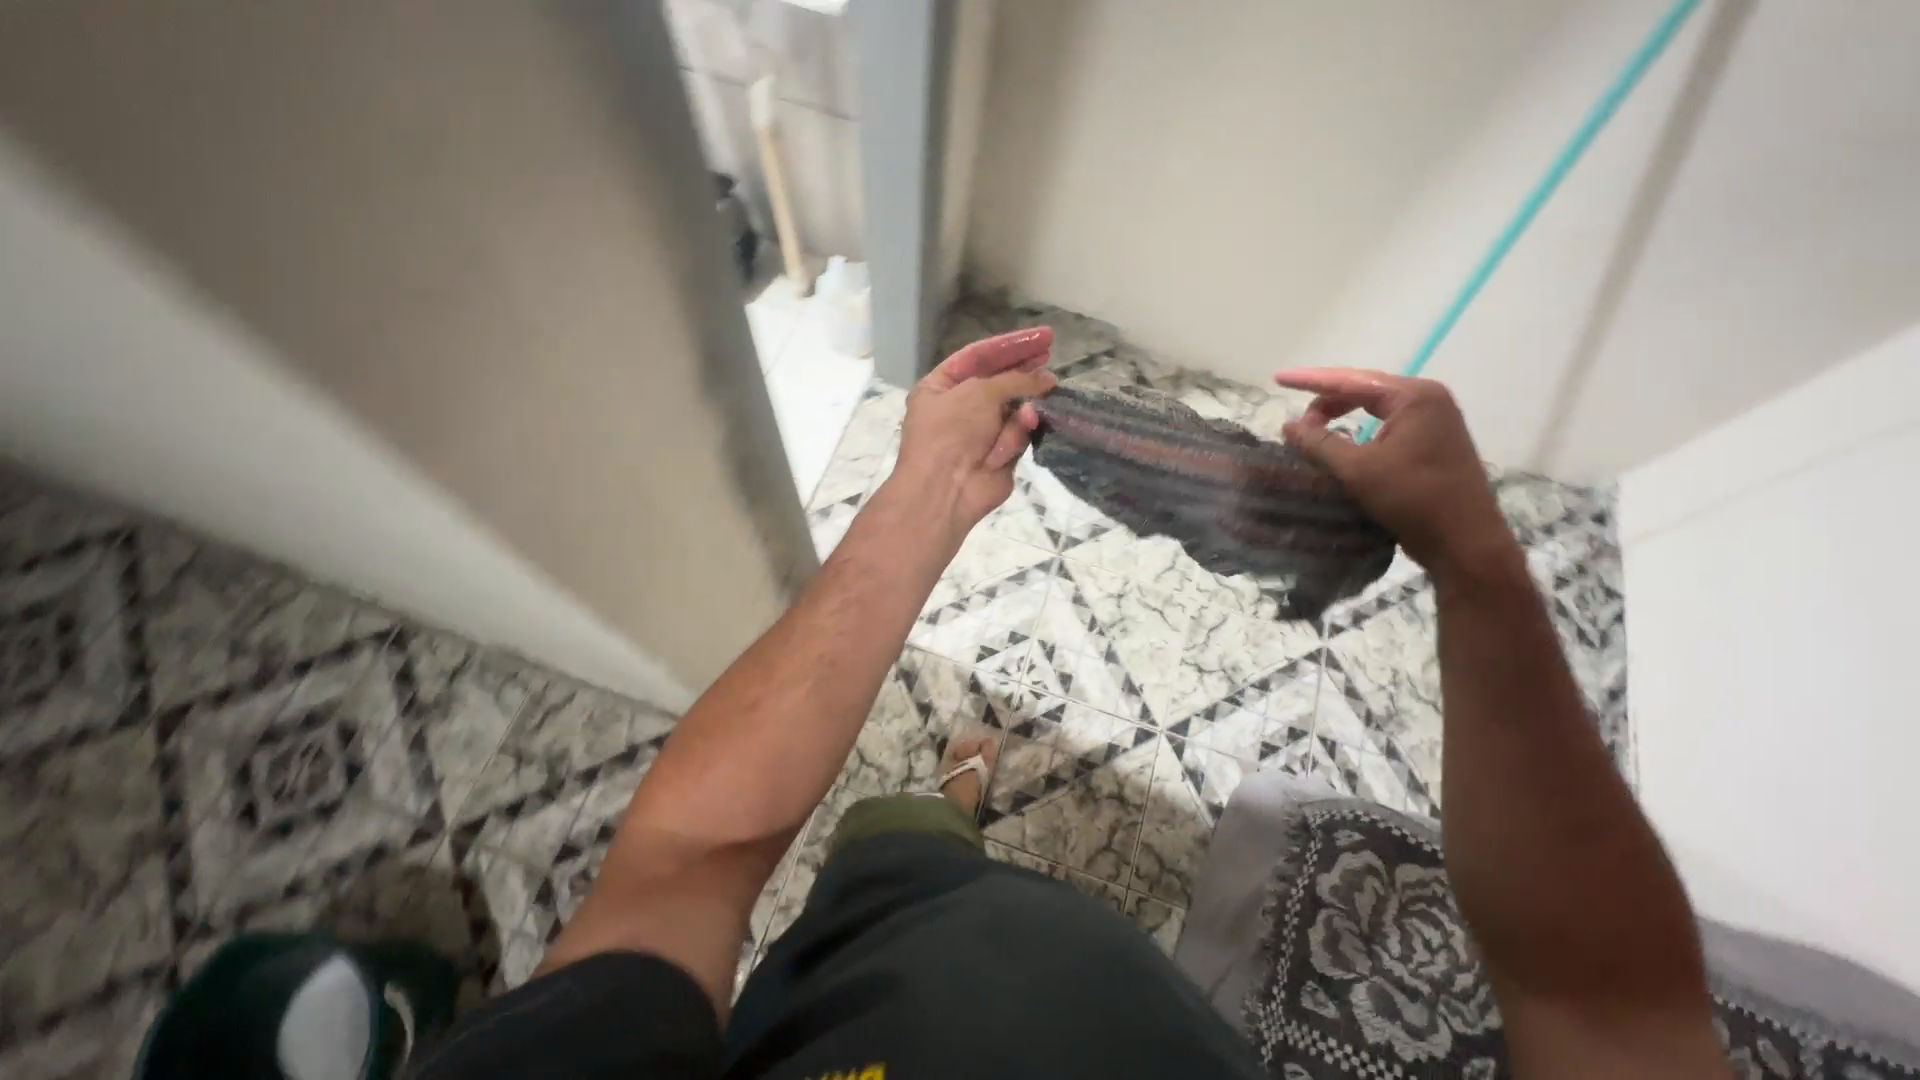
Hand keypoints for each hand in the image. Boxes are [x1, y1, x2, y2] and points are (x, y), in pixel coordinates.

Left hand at [889, 327, 1056, 548]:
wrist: (946, 489)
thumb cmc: (951, 432)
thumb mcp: (979, 392)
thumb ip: (1014, 379)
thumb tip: (1047, 379)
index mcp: (940, 386)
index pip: (979, 356)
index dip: (1010, 344)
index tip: (1042, 336)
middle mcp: (959, 406)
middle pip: (999, 380)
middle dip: (1023, 369)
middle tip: (1049, 353)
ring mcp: (980, 432)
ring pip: (1014, 407)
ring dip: (1021, 407)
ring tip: (1030, 409)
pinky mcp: (999, 453)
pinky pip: (1019, 434)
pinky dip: (1019, 432)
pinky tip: (1025, 429)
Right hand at [1273, 368, 1516, 580]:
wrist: (1465, 543)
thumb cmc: (1413, 500)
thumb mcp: (1357, 470)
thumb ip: (1320, 443)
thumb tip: (1288, 426)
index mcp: (1414, 397)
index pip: (1351, 380)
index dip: (1310, 381)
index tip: (1277, 379)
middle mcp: (1428, 400)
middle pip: (1365, 390)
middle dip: (1327, 401)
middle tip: (1296, 422)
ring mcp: (1435, 422)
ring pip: (1376, 409)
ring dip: (1343, 417)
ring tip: (1313, 432)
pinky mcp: (1435, 443)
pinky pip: (1388, 426)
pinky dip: (1361, 431)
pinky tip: (1343, 444)